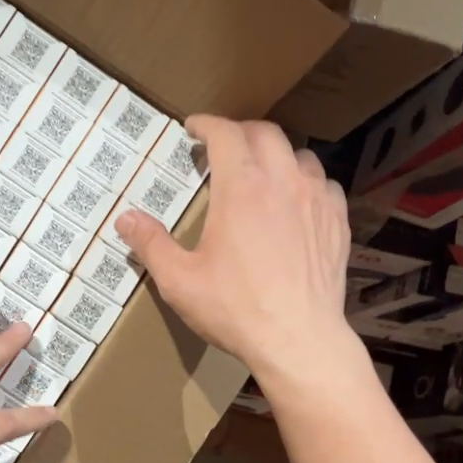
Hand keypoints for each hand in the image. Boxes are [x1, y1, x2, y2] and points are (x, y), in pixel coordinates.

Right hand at [115, 116, 363, 397]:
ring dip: (275, 154)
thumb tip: (125, 219)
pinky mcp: (337, 222)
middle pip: (266, 134)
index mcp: (241, 188)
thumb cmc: (234, 309)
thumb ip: (151, 244)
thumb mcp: (179, 280)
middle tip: (222, 145)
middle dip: (240, 132)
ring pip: (299, 155)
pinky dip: (305, 182)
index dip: (207, 124)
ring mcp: (316, 200)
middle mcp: (283, 182)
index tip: (193, 127)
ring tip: (260, 171)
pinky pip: (323, 185)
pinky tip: (295, 201)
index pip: (225, 134)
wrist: (297, 338)